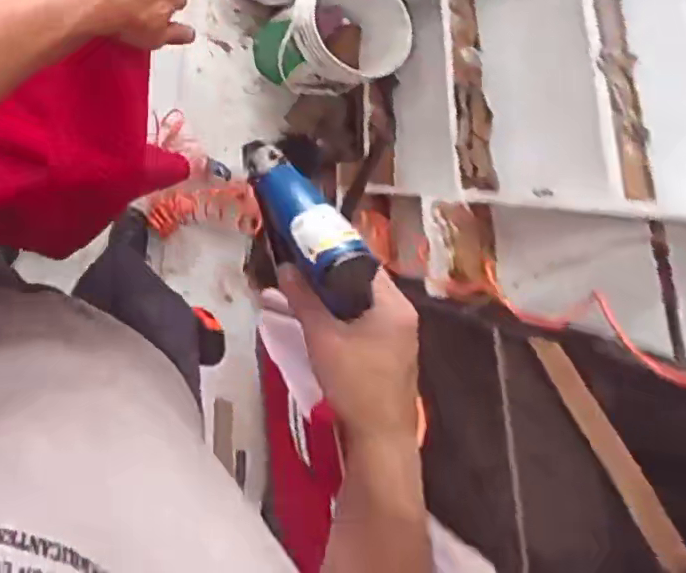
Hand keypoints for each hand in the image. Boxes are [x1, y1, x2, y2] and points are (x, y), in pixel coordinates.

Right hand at [274, 264, 419, 447]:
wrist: (380, 441)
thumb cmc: (355, 383)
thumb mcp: (322, 336)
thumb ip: (303, 298)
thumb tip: (285, 267)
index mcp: (393, 304)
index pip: (362, 260)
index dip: (331, 250)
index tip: (304, 244)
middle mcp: (400, 313)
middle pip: (359, 279)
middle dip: (326, 272)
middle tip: (296, 266)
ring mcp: (397, 334)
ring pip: (359, 300)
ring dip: (330, 294)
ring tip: (299, 288)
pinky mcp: (388, 351)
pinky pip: (361, 318)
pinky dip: (339, 313)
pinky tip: (316, 316)